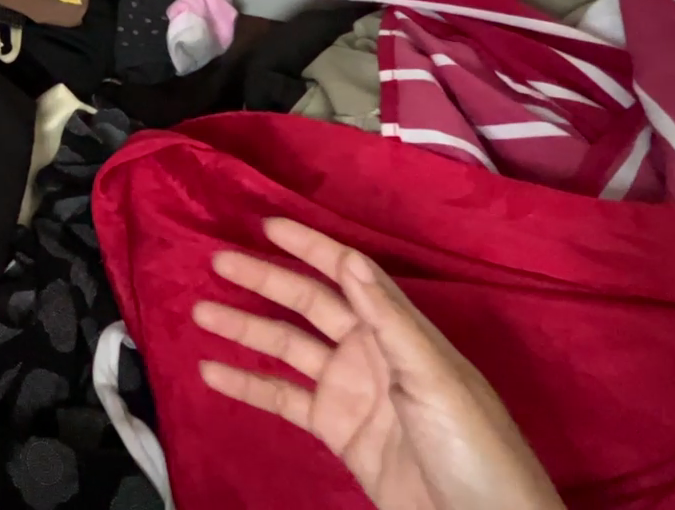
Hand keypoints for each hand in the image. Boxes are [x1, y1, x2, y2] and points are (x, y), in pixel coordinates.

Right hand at [193, 218, 563, 509]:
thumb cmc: (473, 449)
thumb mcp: (435, 380)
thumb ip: (389, 320)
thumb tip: (348, 258)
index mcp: (397, 333)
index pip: (348, 275)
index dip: (311, 247)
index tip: (268, 225)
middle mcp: (368, 352)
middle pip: (306, 303)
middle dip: (263, 280)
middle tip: (218, 261)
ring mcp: (348, 390)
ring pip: (285, 346)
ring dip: (244, 329)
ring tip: (201, 314)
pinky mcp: (334, 428)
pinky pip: (281, 397)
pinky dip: (246, 384)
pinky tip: (212, 372)